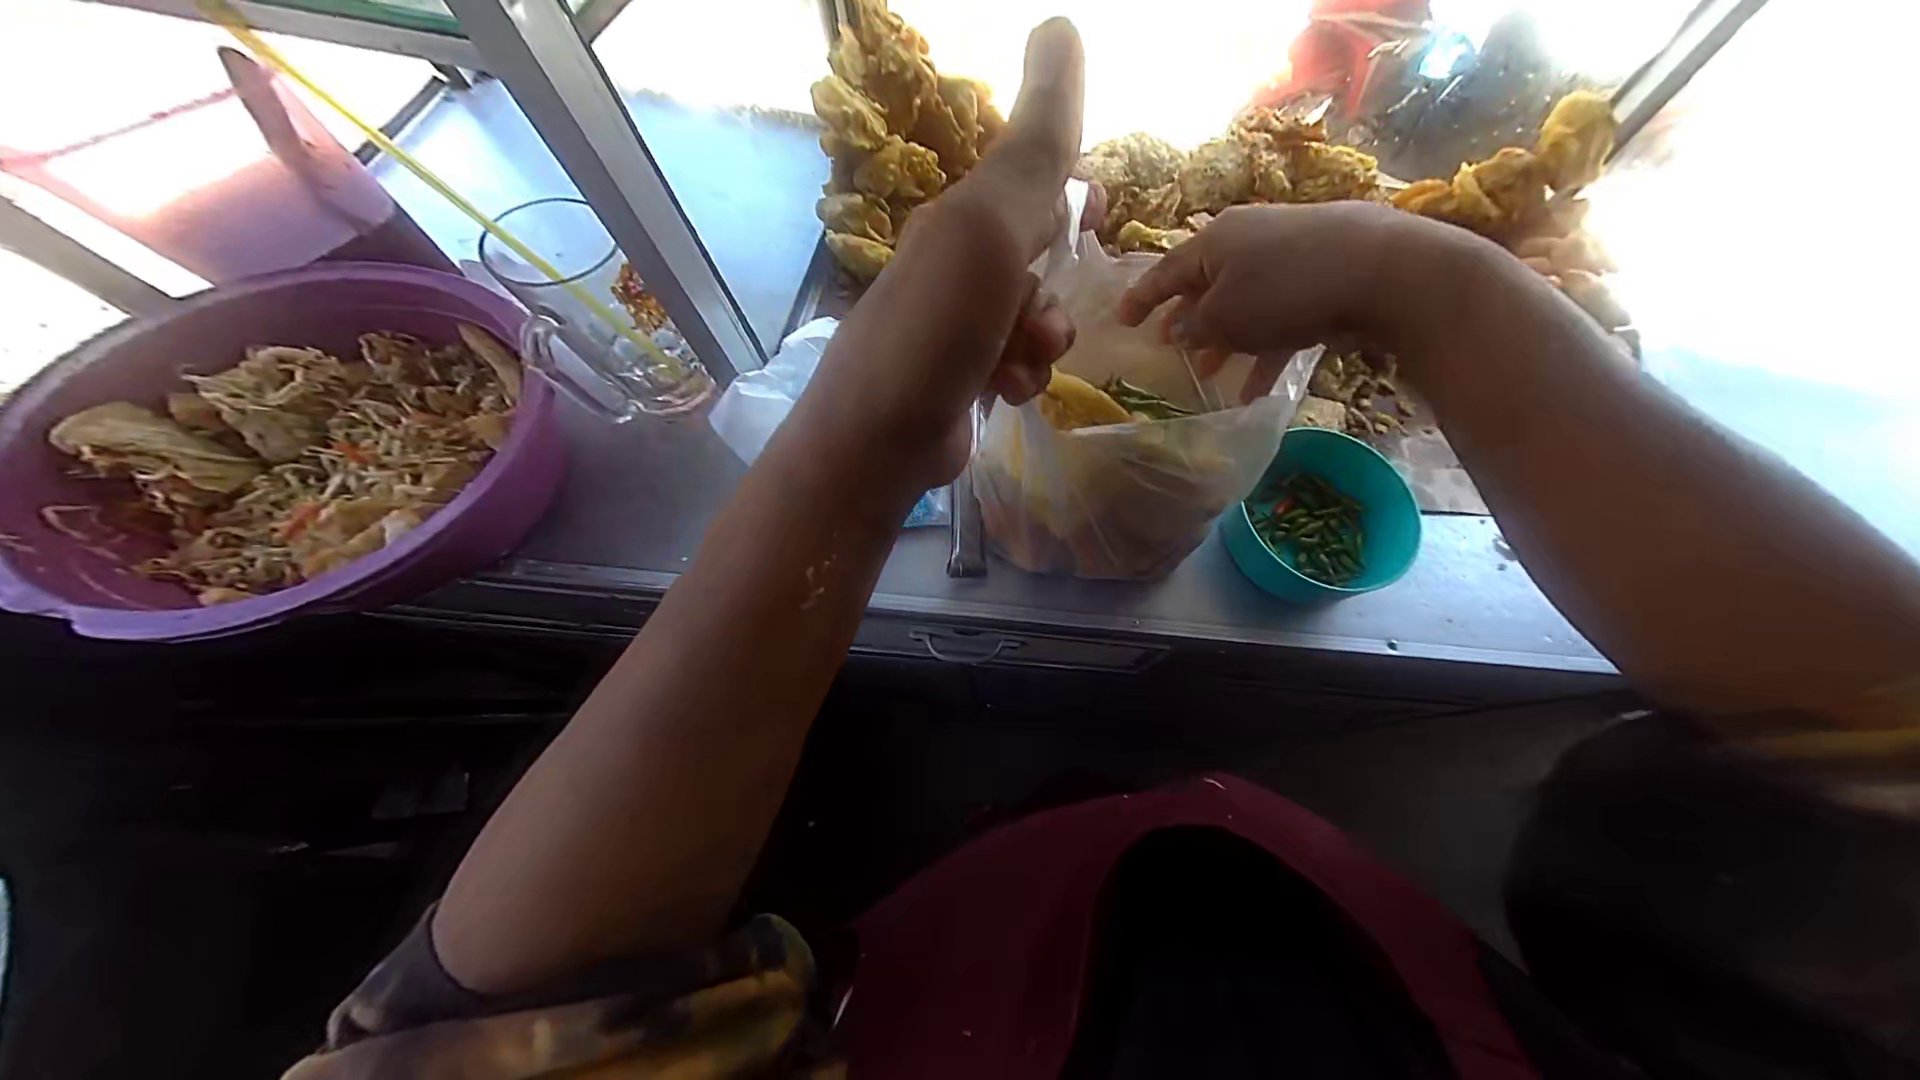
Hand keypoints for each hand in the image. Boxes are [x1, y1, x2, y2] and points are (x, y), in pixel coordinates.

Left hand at [798, 18, 1085, 493]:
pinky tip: (1004, 394)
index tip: (1097, 226)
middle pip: (1037, 262)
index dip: (1072, 201)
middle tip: (1040, 324)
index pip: (1029, 185)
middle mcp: (953, 269)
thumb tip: (1061, 26)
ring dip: (1041, 343)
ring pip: (1032, 322)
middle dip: (1052, 295)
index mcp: (958, 222)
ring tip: (1018, 366)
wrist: (880, 441)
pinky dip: (1021, 378)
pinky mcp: (961, 379)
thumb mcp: (987, 230)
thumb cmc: (934, 331)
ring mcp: (955, 329)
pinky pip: (1016, 366)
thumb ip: (1033, 148)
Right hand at [1116, 202, 1485, 401]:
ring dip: (1223, 343)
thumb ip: (1193, 327)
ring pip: (1242, 308)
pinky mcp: (1318, 284)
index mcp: (1216, 241)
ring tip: (1207, 375)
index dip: (1141, 298)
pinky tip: (1252, 394)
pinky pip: (1277, 324)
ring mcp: (1287, 262)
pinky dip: (1263, 356)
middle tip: (1166, 346)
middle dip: (1185, 320)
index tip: (1121, 320)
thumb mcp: (1223, 315)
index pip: (1165, 271)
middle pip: (1205, 286)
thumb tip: (1182, 331)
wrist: (1382, 273)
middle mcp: (1249, 245)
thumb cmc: (1283, 290)